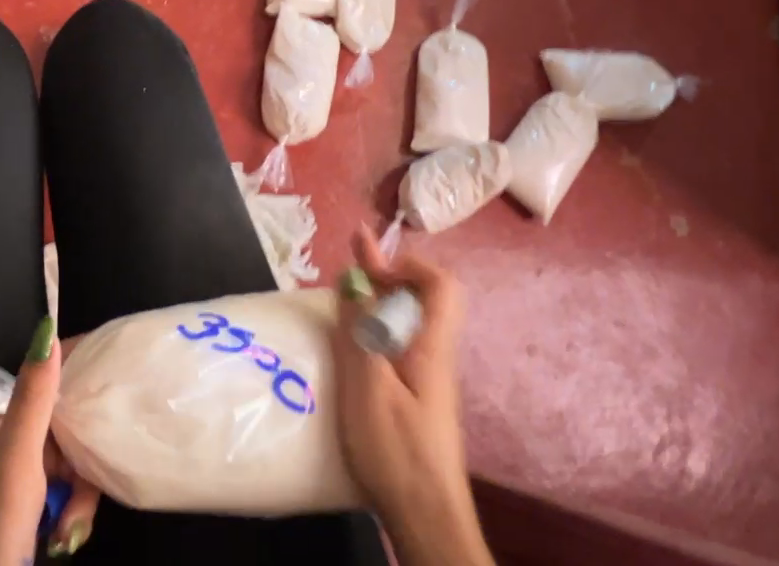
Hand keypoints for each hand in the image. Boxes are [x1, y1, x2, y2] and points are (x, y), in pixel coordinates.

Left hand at [0, 317, 100, 563]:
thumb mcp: (18, 453)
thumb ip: (36, 395)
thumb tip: (47, 327)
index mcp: (14, 421)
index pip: (57, 382)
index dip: (87, 378)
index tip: (122, 381)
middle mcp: (22, 443)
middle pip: (77, 431)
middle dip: (89, 463)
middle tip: (81, 496)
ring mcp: (29, 479)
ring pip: (79, 468)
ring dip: (81, 500)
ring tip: (67, 528)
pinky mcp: (36, 511)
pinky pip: (72, 500)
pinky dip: (73, 519)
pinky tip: (63, 538)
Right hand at [331, 228, 491, 565]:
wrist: (425, 517)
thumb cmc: (396, 450)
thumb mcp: (368, 388)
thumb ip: (359, 332)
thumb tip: (352, 281)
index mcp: (429, 348)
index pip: (439, 286)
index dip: (407, 264)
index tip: (367, 262)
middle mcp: (432, 357)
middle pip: (420, 300)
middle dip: (383, 275)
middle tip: (347, 261)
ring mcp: (424, 380)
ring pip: (405, 324)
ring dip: (374, 302)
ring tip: (339, 295)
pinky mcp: (412, 400)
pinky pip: (394, 348)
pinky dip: (370, 333)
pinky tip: (345, 344)